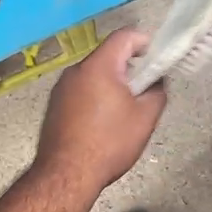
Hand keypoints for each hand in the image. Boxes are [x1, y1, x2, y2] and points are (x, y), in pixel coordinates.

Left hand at [34, 29, 166, 193]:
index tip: (156, 58)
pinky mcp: (53, 106)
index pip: (124, 36)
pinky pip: (80, 91)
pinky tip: (102, 124)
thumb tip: (156, 82)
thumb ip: (157, 91)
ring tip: (124, 111)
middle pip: (107, 56)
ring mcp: (60, 88)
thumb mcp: (145, 118)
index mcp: (99, 66)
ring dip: (111, 85)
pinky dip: (95, 98)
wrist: (66, 174)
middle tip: (144, 90)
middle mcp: (75, 71)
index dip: (144, 42)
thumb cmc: (109, 143)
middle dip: (129, 68)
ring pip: (93, 76)